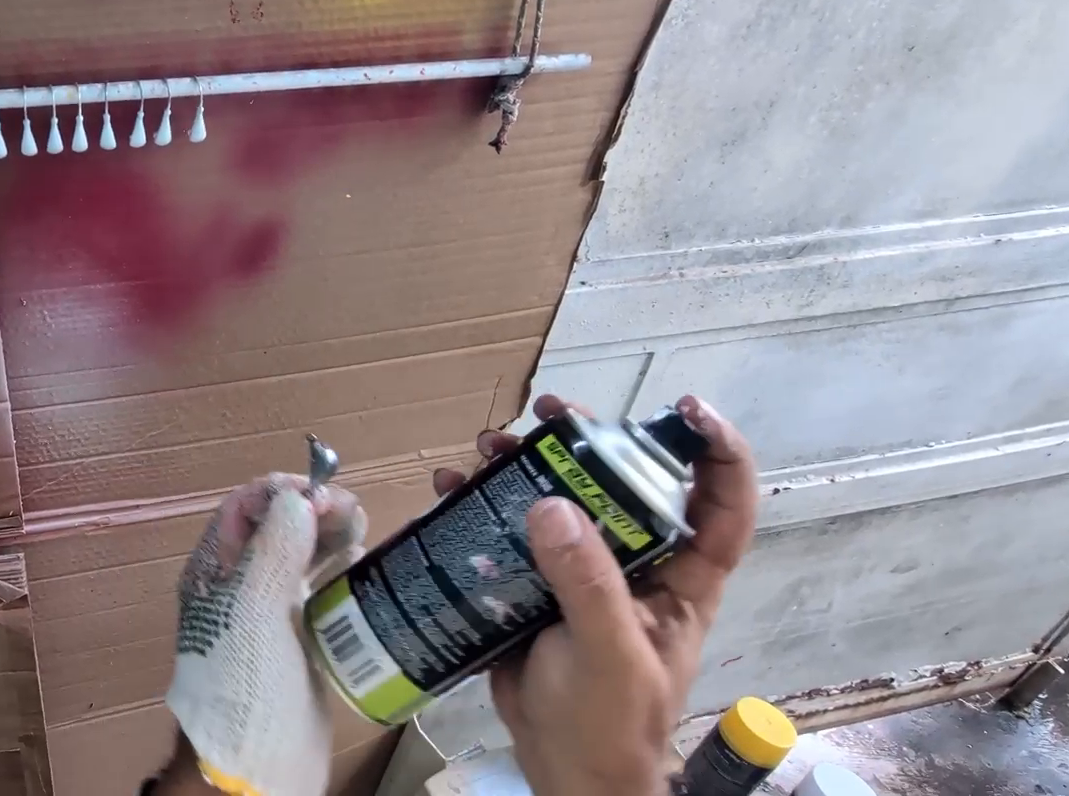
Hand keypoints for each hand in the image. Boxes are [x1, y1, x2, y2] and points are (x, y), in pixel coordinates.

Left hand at [163, 472, 366, 795]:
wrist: (257, 766)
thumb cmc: (245, 682)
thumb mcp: (253, 609)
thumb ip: (273, 549)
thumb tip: (295, 497)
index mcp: (215, 568)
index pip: (244, 508)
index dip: (280, 491)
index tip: (322, 490)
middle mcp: (239, 582)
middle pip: (274, 526)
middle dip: (309, 508)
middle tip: (350, 507)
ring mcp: (268, 610)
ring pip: (298, 554)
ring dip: (326, 533)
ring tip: (359, 525)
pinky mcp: (297, 635)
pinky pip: (316, 587)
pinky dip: (337, 567)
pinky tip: (359, 561)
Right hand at [433, 395, 757, 795]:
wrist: (559, 766)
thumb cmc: (609, 724)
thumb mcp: (610, 656)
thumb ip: (588, 584)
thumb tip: (550, 504)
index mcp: (676, 579)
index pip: (718, 508)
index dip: (716, 454)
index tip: (686, 408)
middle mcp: (628, 560)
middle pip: (618, 481)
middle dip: (587, 437)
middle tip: (548, 411)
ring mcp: (574, 566)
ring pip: (554, 493)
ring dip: (521, 461)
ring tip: (487, 445)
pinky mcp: (527, 576)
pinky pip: (502, 524)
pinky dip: (474, 498)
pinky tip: (450, 487)